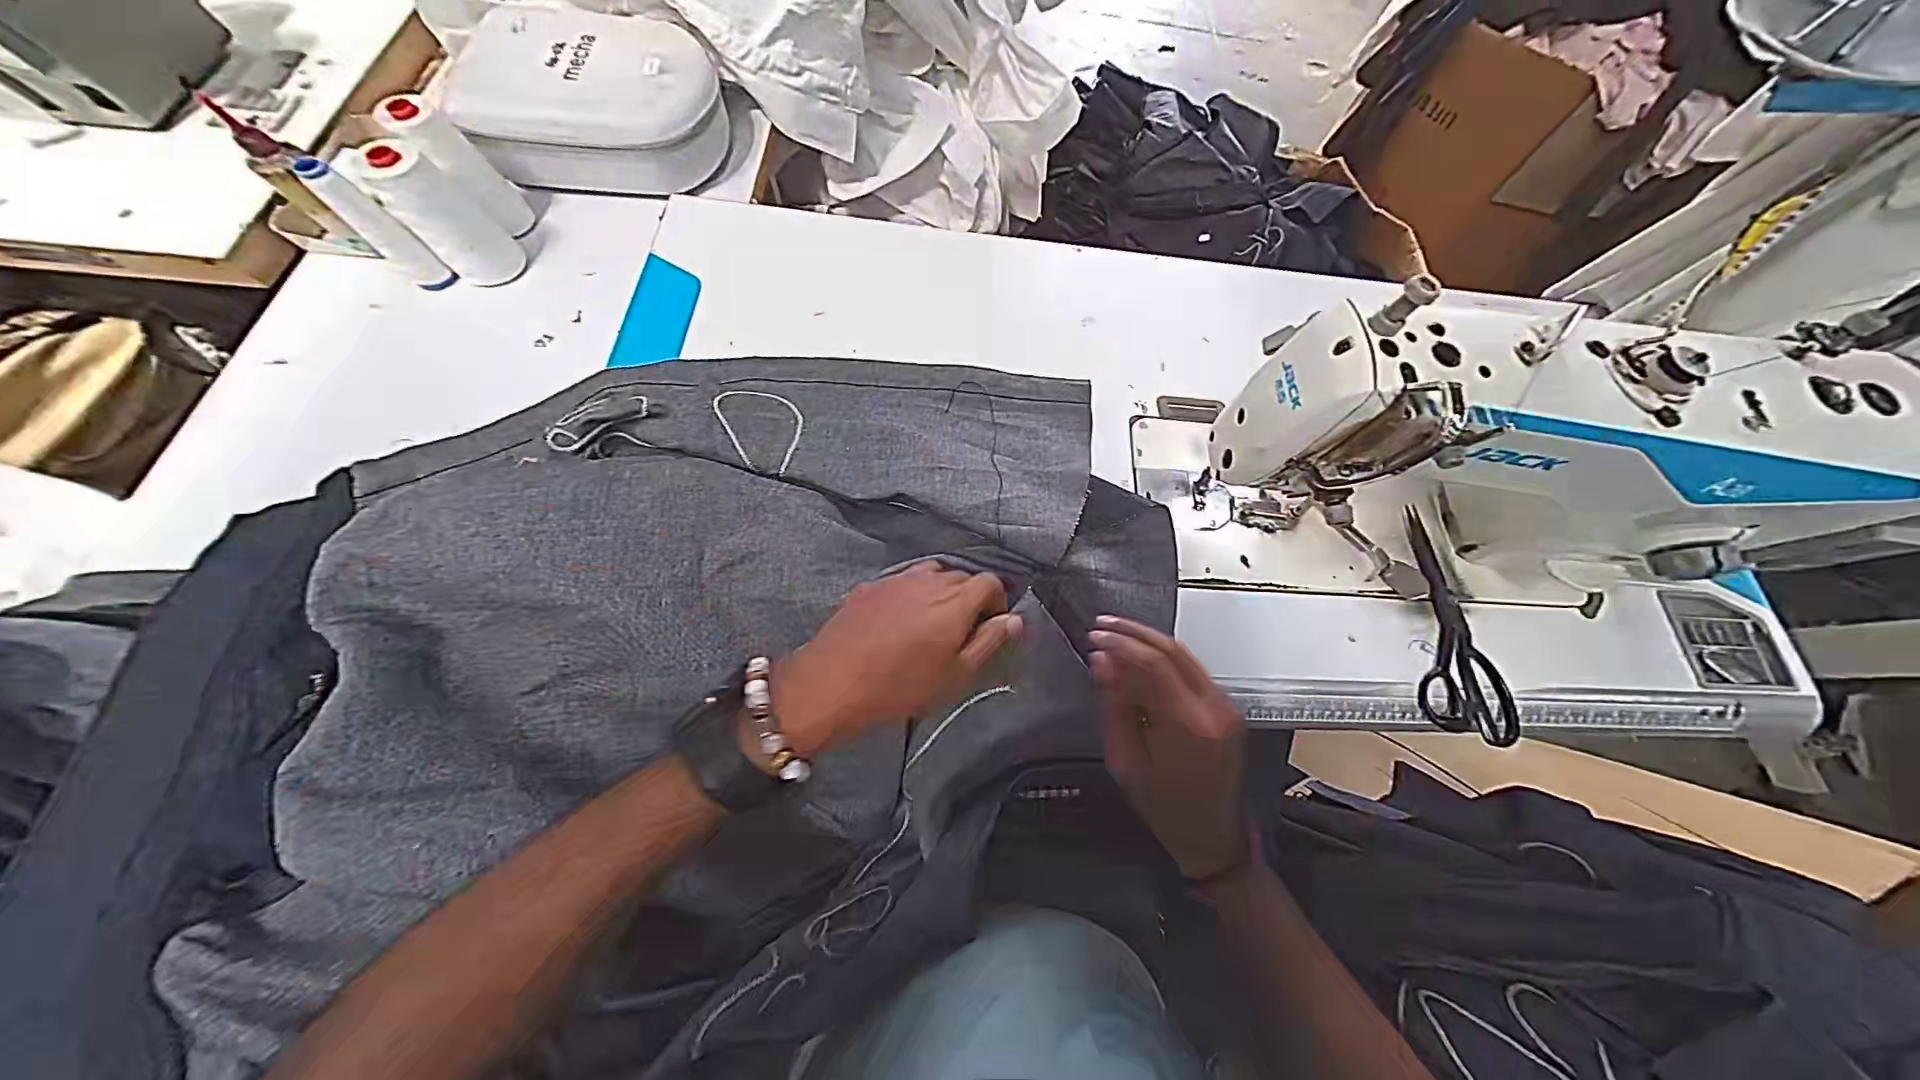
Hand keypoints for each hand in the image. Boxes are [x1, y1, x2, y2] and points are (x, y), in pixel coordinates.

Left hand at [772, 561, 1022, 755]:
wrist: (833, 682)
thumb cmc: (900, 686)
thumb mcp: (955, 675)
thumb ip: (989, 642)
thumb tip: (1014, 620)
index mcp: (955, 601)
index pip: (990, 582)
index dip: (997, 603)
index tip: (990, 627)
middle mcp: (927, 581)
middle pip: (961, 576)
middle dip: (969, 598)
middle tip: (962, 631)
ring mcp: (895, 580)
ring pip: (930, 574)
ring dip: (939, 592)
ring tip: (931, 623)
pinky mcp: (870, 586)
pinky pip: (902, 582)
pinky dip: (910, 594)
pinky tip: (900, 621)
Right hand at [1089, 616, 1249, 880]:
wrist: (1211, 837)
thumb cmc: (1163, 808)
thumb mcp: (1125, 760)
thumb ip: (1114, 706)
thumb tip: (1102, 662)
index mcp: (1187, 725)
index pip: (1151, 663)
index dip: (1120, 643)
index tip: (1095, 637)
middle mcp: (1213, 709)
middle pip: (1172, 650)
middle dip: (1133, 633)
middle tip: (1102, 626)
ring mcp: (1226, 707)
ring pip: (1185, 655)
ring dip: (1149, 641)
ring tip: (1116, 635)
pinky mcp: (1228, 709)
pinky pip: (1193, 670)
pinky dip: (1165, 659)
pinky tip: (1141, 658)